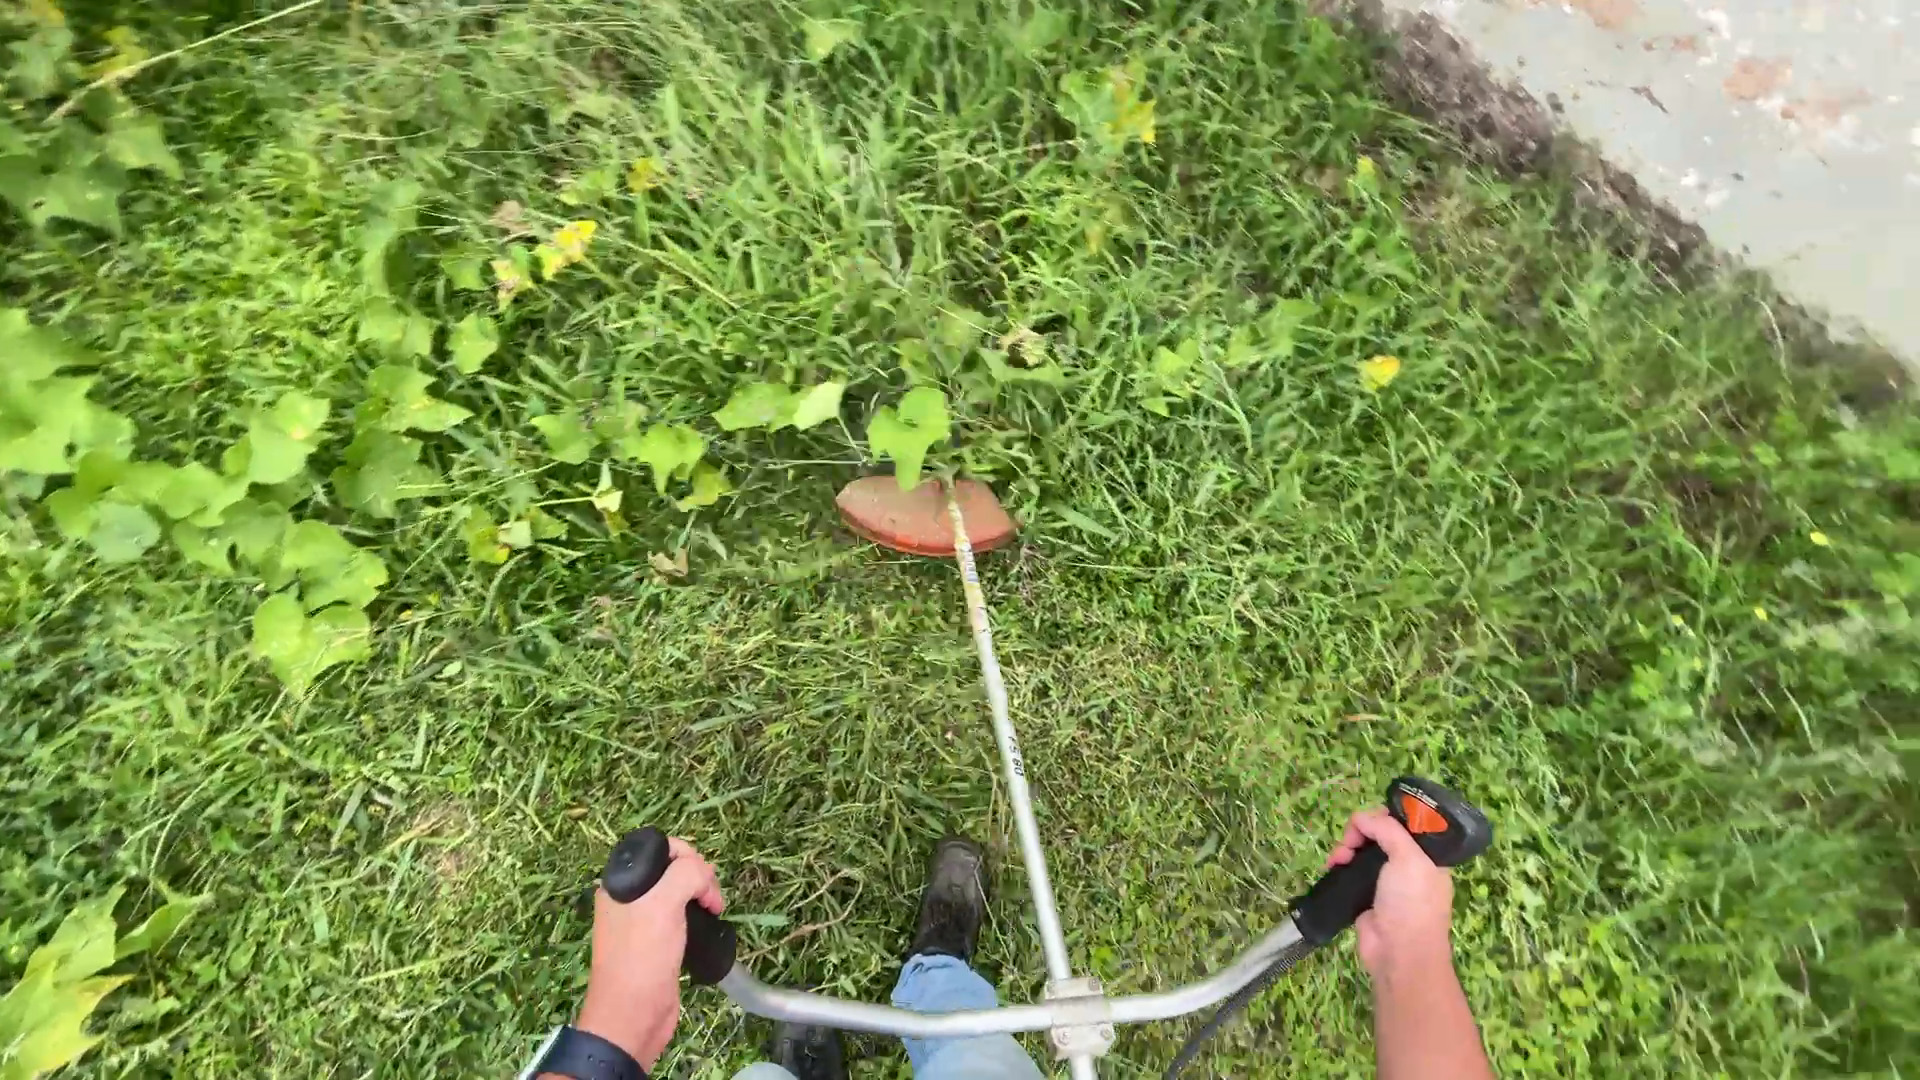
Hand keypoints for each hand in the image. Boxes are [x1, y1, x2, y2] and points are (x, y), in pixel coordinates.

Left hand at [570, 837, 724, 1070]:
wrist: (634, 1016)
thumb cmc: (644, 955)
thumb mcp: (664, 902)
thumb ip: (687, 873)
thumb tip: (705, 876)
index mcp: (620, 882)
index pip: (659, 847)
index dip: (687, 855)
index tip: (701, 877)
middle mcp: (629, 896)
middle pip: (674, 866)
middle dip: (699, 874)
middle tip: (711, 897)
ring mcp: (642, 918)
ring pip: (681, 889)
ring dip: (702, 892)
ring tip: (713, 908)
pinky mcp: (657, 939)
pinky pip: (682, 911)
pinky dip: (698, 911)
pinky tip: (707, 919)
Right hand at [1324, 808, 1453, 980]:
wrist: (1399, 952)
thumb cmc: (1411, 903)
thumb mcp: (1409, 858)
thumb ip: (1387, 829)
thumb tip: (1360, 818)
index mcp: (1427, 857)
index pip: (1404, 823)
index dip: (1383, 817)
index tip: (1368, 823)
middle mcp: (1408, 865)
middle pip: (1378, 833)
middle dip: (1359, 832)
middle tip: (1349, 842)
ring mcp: (1386, 880)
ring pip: (1362, 848)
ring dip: (1346, 846)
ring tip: (1338, 859)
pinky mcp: (1366, 892)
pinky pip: (1350, 867)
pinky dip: (1340, 862)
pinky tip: (1332, 866)